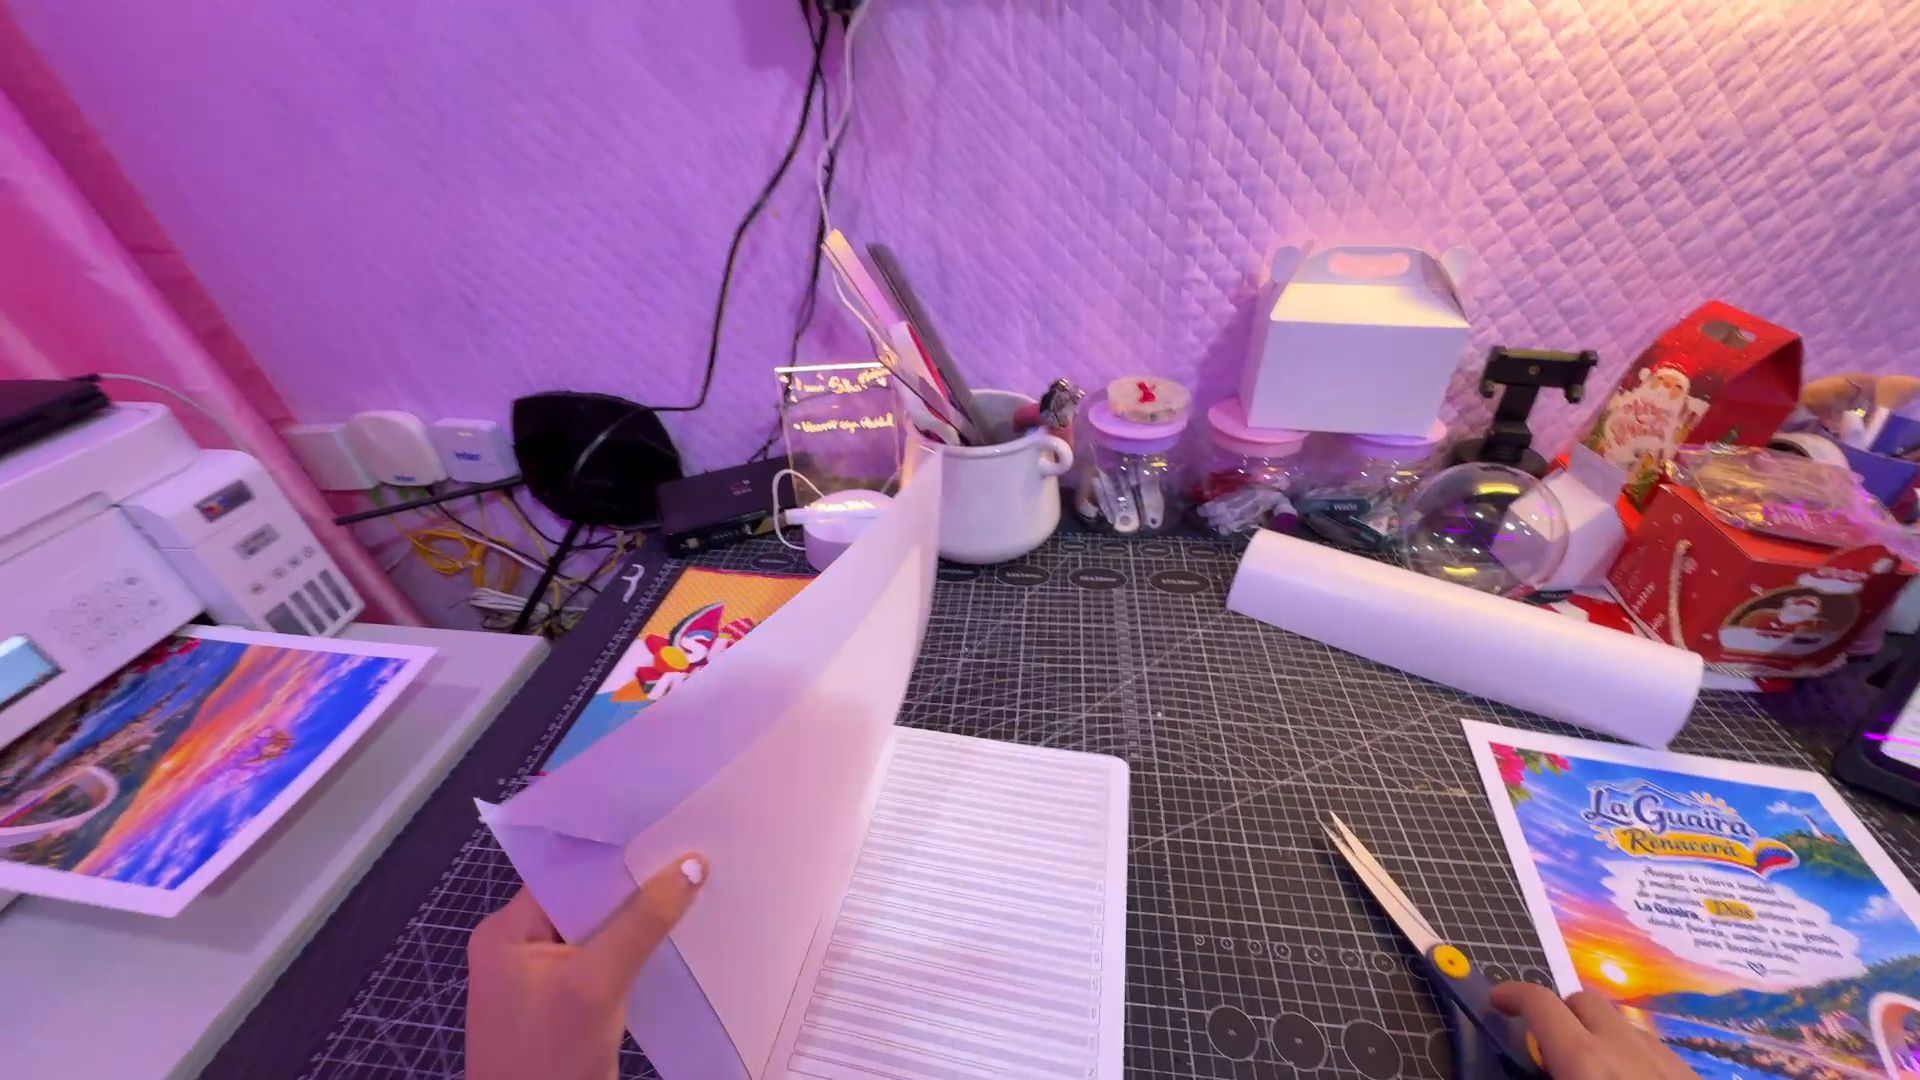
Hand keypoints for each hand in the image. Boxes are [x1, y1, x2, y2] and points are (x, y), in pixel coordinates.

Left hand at [467, 853, 708, 1079]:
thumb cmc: (547, 1060)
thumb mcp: (596, 984)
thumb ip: (644, 920)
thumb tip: (695, 862)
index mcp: (508, 929)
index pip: (569, 868)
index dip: (618, 845)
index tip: (667, 821)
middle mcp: (522, 940)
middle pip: (589, 891)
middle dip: (637, 873)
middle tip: (692, 842)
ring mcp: (547, 969)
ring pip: (604, 918)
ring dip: (643, 904)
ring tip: (695, 872)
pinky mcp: (571, 992)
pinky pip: (610, 946)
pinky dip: (641, 935)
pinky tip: (678, 921)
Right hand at [1490, 982, 1698, 1079]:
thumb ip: (1539, 1069)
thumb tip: (1531, 1053)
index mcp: (1585, 1060)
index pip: (1537, 1000)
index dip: (1511, 993)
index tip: (1498, 1004)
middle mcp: (1629, 1051)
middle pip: (1585, 1001)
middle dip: (1563, 1013)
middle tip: (1554, 1047)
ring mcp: (1675, 1069)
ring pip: (1629, 1029)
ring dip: (1607, 1040)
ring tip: (1605, 1074)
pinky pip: (1667, 1059)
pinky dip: (1646, 1065)